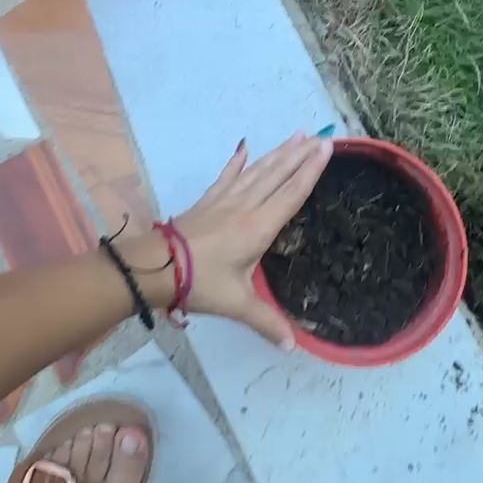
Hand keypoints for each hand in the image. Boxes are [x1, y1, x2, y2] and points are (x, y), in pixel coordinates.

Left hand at [171, 133, 332, 348]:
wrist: (156, 266)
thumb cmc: (200, 282)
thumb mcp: (236, 304)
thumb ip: (266, 322)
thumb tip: (292, 346)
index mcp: (258, 227)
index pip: (291, 194)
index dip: (311, 170)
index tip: (326, 148)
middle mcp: (245, 206)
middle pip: (278, 174)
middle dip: (300, 154)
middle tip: (320, 136)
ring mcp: (225, 199)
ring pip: (257, 170)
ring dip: (277, 152)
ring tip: (295, 136)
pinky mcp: (208, 200)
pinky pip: (227, 175)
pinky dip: (237, 161)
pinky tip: (244, 147)